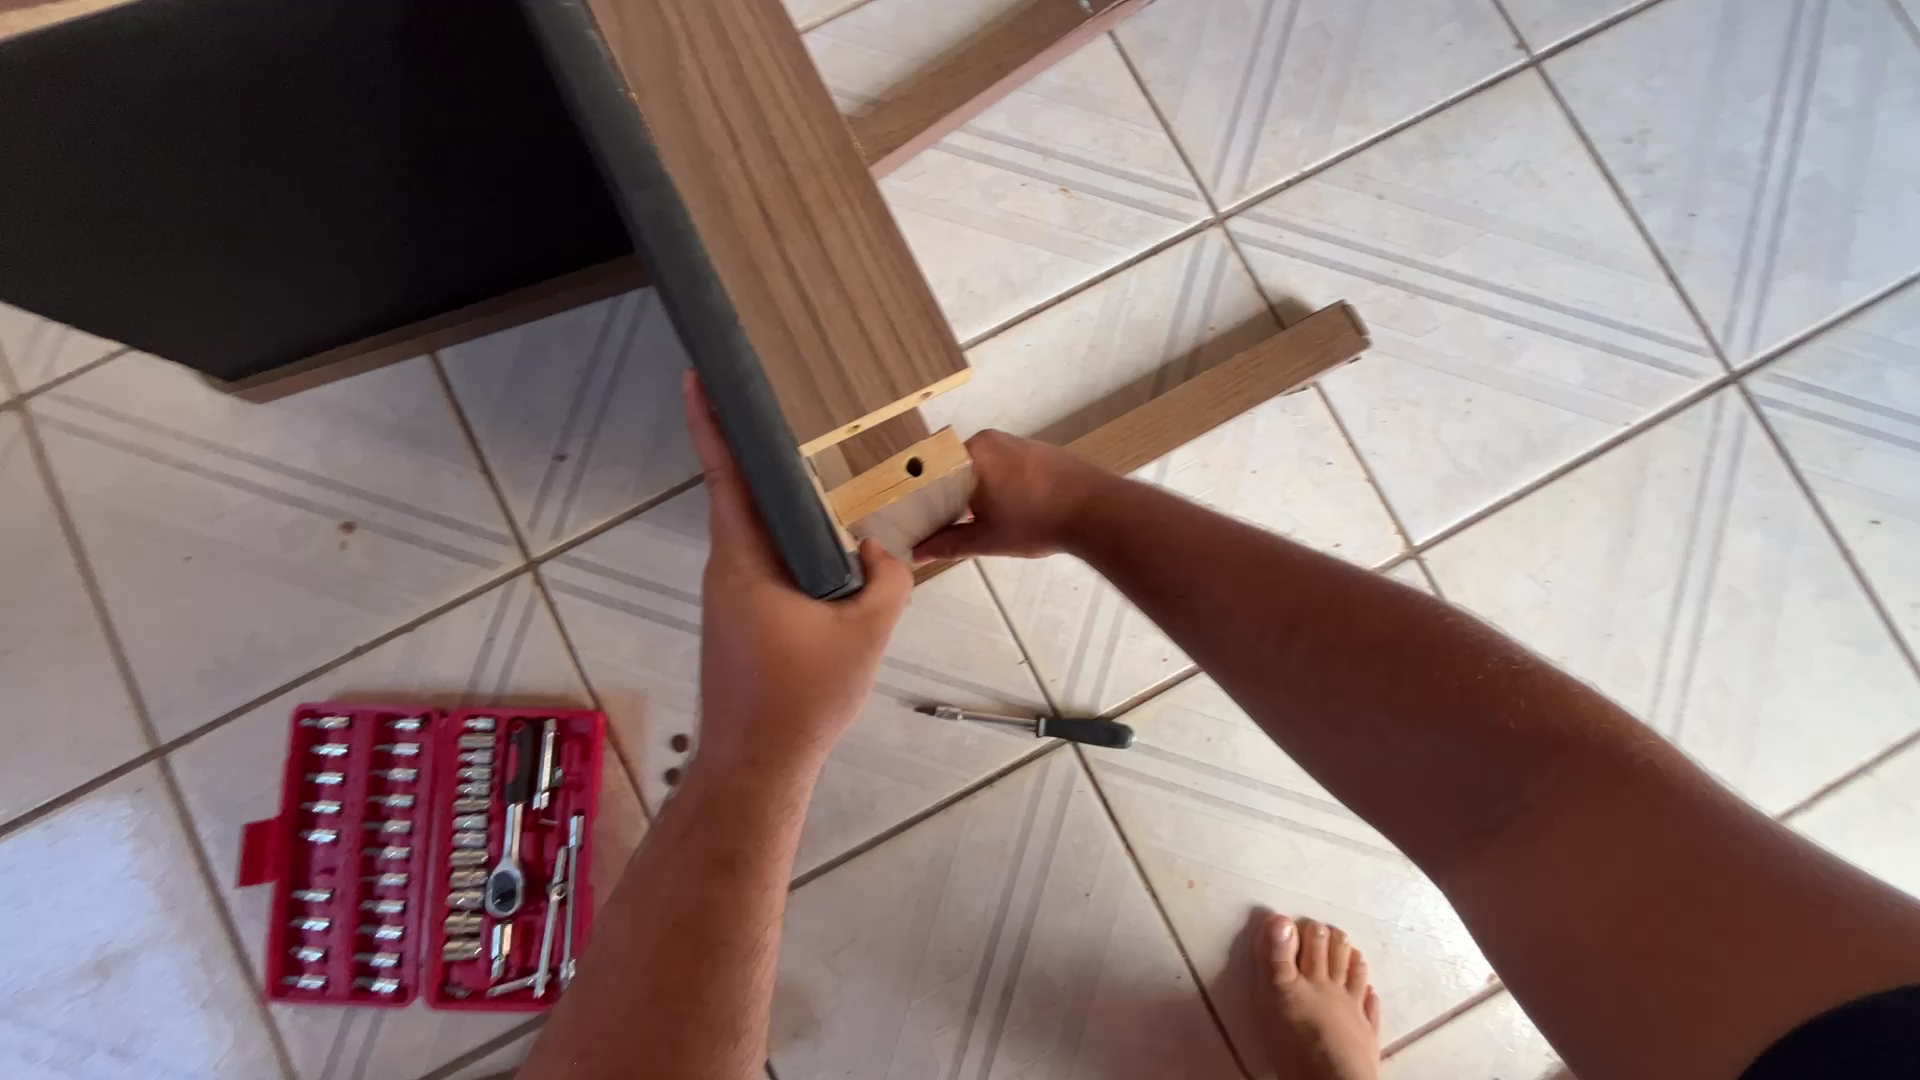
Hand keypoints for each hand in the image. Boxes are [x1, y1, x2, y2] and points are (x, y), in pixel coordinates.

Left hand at [682, 372, 913, 777]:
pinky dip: (788, 540)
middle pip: (741, 495)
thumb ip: (888, 578)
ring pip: (756, 531)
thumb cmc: (803, 697)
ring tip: (815, 469)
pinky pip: (765, 561)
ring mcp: (729, 595)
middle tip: (784, 408)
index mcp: (745, 560)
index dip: (711, 423)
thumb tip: (880, 549)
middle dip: (756, 449)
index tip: (699, 375)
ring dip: (778, 500)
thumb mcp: (866, 633)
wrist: (757, 765)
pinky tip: (822, 544)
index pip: (726, 475)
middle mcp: (727, 568)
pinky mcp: (739, 617)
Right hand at [913, 429, 1113, 561]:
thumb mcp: (987, 539)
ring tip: (965, 522)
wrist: (1098, 511)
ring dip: (970, 492)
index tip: (910, 518)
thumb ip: (948, 543)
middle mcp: (990, 439)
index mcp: (971, 452)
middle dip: (943, 496)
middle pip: (952, 467)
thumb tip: (917, 553)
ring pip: (978, 467)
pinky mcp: (1037, 452)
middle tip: (933, 525)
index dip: (917, 495)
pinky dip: (994, 487)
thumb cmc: (1037, 522)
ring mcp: (1016, 443)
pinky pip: (1002, 467)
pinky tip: (1000, 511)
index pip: (928, 469)